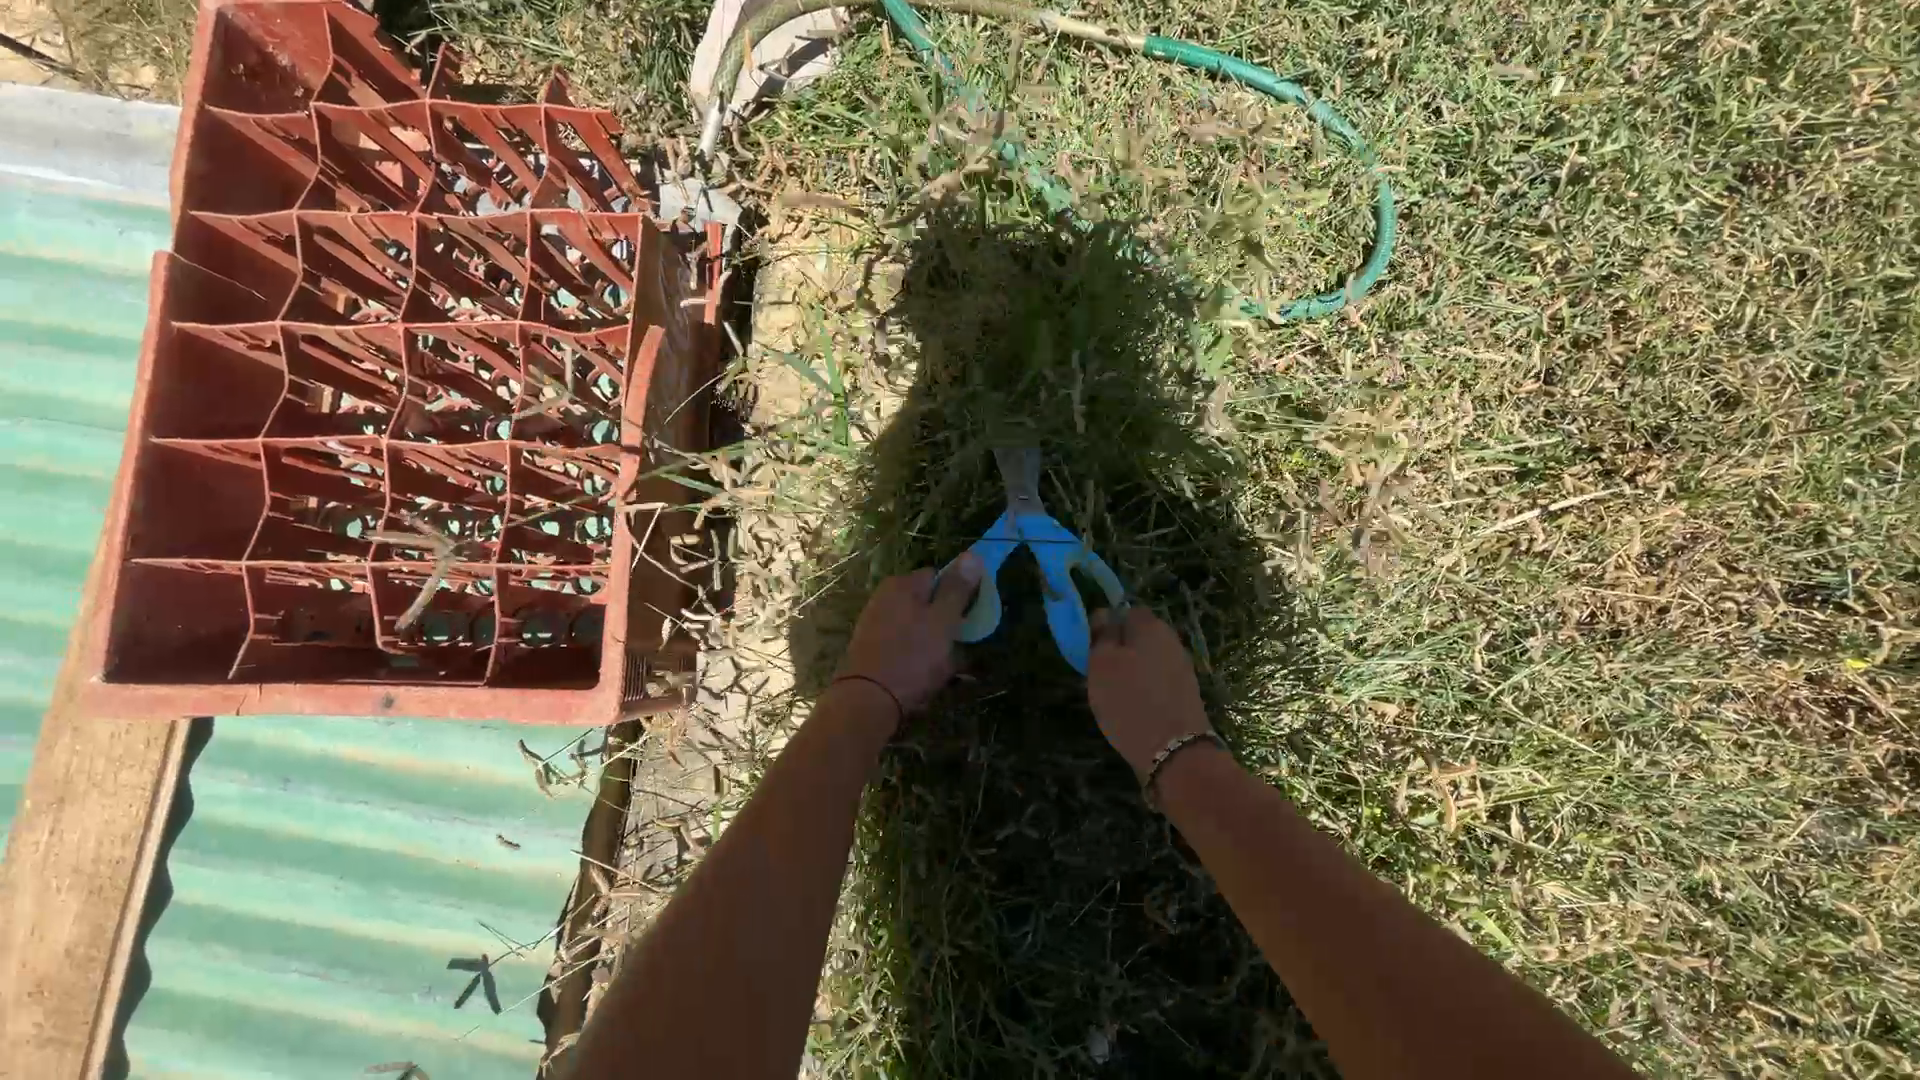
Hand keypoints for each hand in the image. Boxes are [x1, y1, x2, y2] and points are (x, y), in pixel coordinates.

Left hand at [835, 552, 983, 713]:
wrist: (867, 700)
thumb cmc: (912, 657)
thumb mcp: (943, 620)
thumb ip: (957, 589)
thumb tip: (972, 554)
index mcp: (901, 585)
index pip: (938, 576)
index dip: (957, 594)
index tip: (969, 617)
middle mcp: (884, 599)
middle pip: (927, 604)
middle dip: (946, 625)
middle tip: (959, 649)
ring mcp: (875, 625)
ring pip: (918, 630)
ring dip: (935, 647)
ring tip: (945, 670)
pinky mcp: (871, 650)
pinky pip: (905, 648)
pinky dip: (918, 661)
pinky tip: (925, 680)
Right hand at [1087, 607, 1213, 776]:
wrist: (1174, 751)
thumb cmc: (1129, 701)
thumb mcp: (1101, 664)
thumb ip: (1102, 635)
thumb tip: (1104, 613)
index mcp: (1150, 626)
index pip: (1126, 611)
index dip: (1107, 626)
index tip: (1093, 649)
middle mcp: (1171, 641)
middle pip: (1139, 637)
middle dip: (1120, 651)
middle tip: (1100, 674)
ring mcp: (1182, 668)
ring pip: (1148, 660)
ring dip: (1132, 672)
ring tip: (1115, 696)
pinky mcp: (1186, 693)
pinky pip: (1158, 681)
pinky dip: (1145, 690)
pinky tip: (1134, 709)